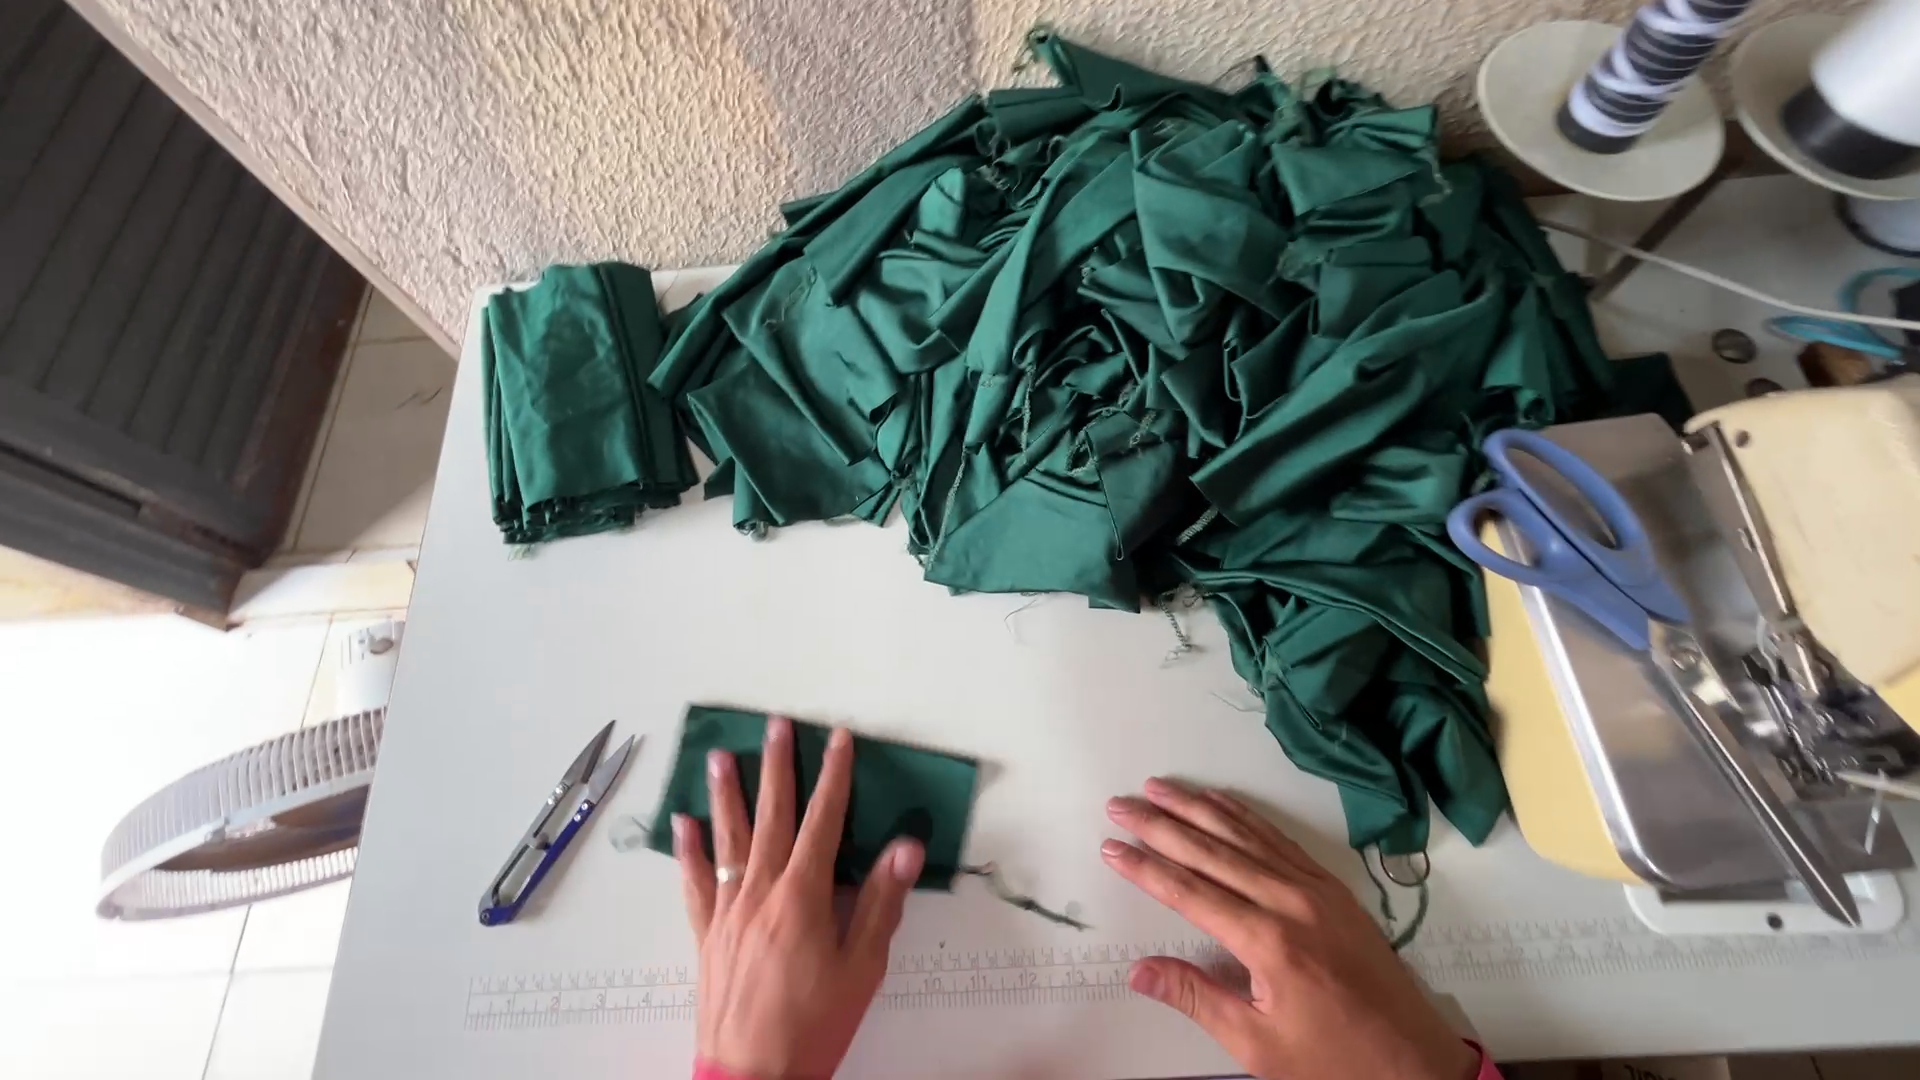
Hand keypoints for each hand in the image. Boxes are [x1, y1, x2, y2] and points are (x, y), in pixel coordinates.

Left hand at [677, 717, 925, 1079]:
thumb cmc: (814, 1022)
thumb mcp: (862, 966)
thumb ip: (881, 901)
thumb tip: (906, 846)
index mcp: (802, 894)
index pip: (823, 819)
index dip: (834, 775)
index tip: (838, 738)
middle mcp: (760, 890)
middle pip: (771, 815)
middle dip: (778, 766)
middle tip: (774, 725)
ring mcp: (727, 910)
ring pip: (727, 839)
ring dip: (726, 794)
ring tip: (721, 755)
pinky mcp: (706, 934)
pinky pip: (694, 883)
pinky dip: (689, 852)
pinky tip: (682, 823)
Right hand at [1102, 778, 1476, 1079]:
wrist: (1420, 1068)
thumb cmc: (1335, 1064)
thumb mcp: (1259, 1047)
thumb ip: (1196, 999)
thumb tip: (1138, 970)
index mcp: (1268, 942)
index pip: (1189, 892)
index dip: (1145, 868)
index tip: (1110, 846)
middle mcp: (1288, 900)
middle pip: (1209, 851)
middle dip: (1159, 825)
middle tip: (1119, 804)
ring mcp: (1312, 886)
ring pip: (1241, 833)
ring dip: (1194, 807)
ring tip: (1156, 787)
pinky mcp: (1329, 884)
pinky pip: (1276, 837)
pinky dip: (1241, 814)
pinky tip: (1216, 798)